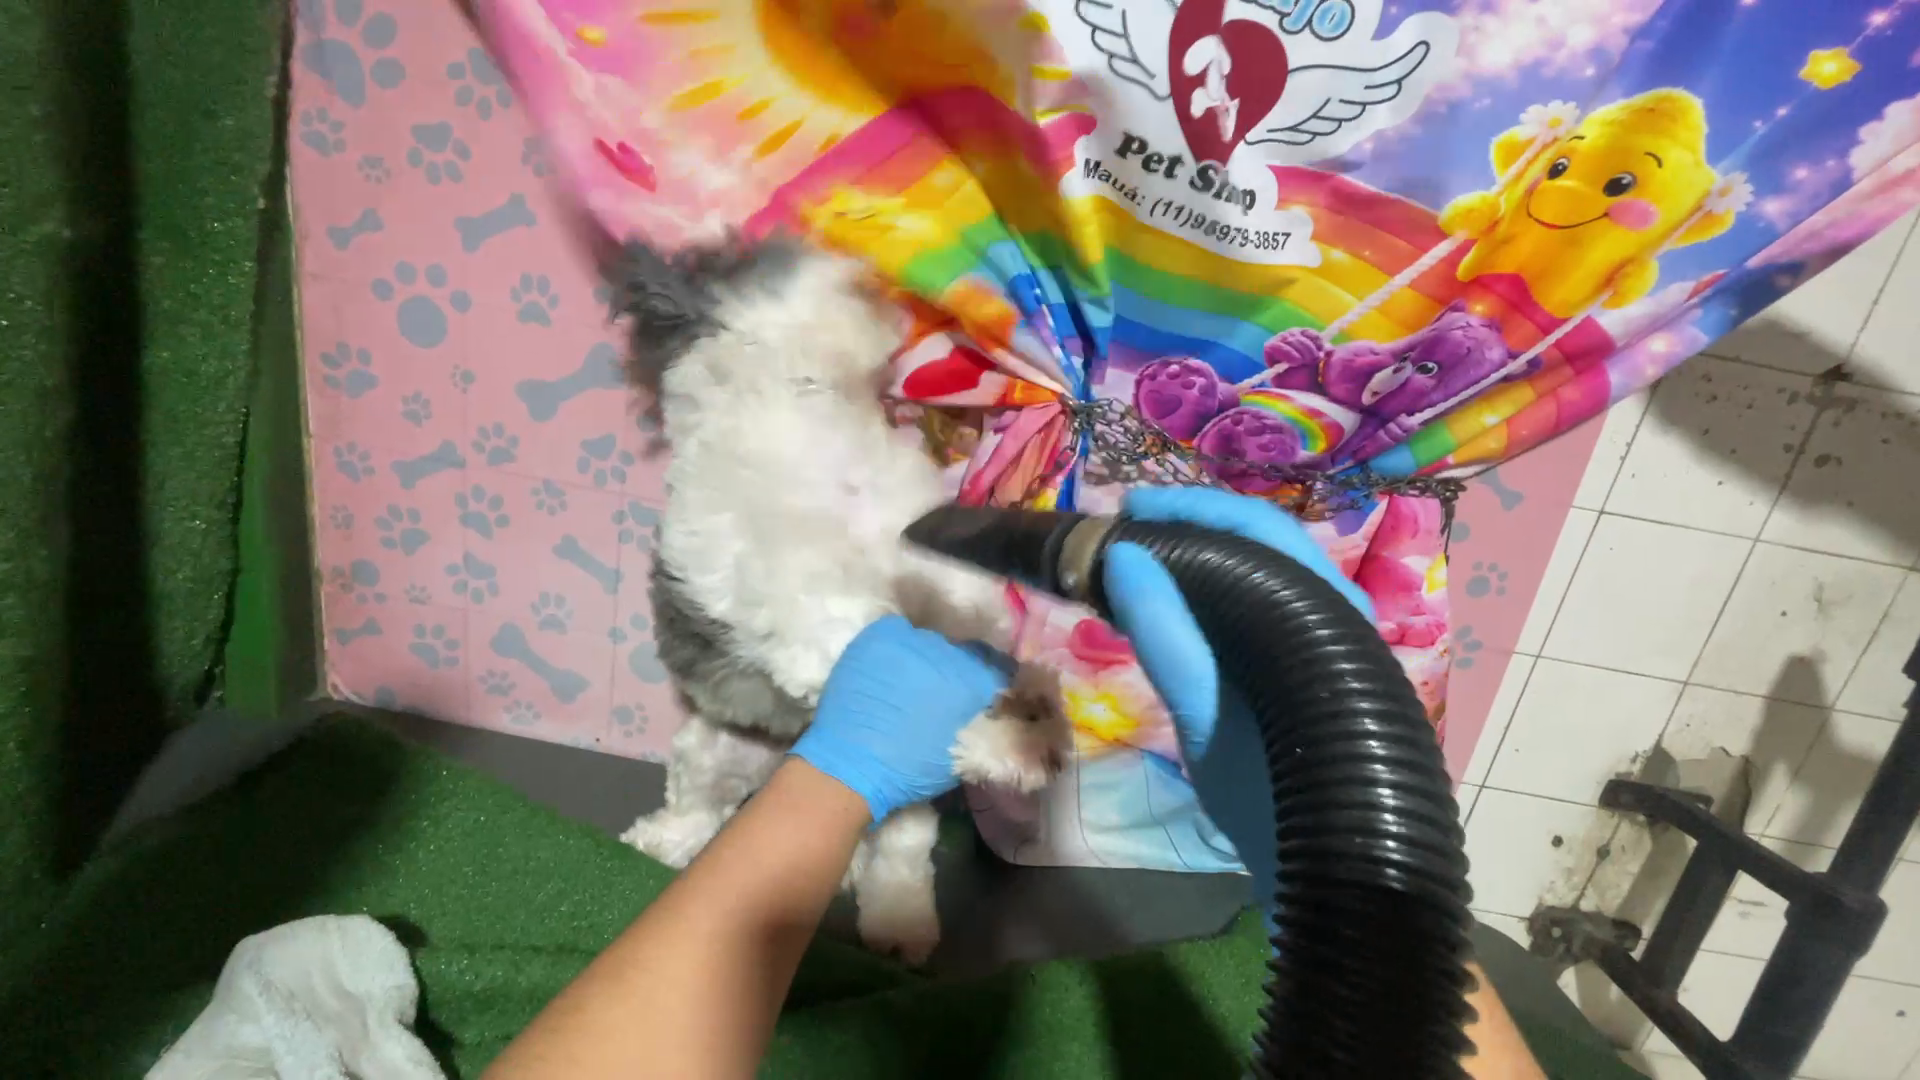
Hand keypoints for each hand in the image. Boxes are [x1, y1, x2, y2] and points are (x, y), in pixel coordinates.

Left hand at [791, 615, 1010, 821]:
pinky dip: (897, 645)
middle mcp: (949, 650)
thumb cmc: (911, 769)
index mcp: (974, 680)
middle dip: (954, 669)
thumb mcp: (963, 751)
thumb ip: (979, 718)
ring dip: (924, 657)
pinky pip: (897, 632)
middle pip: (959, 651)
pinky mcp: (880, 635)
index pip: (996, 665)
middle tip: (939, 690)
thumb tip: (982, 705)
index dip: (989, 677)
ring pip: (927, 641)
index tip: (979, 691)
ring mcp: (912, 638)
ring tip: (909, 678)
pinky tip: (888, 665)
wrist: (852, 765)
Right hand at [1101, 487, 1373, 895]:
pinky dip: (1214, 591)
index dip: (1192, 510)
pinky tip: (1176, 598)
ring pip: (1263, 571)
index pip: (1259, 532)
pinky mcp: (1308, 665)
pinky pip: (1262, 605)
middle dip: (1193, 526)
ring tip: (1140, 555)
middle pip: (1264, 542)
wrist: (1327, 876)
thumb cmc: (1270, 801)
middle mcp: (1335, 612)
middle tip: (1125, 525)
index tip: (1126, 509)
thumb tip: (1123, 558)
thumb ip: (1168, 638)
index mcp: (1322, 617)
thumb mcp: (1206, 720)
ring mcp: (1326, 638)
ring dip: (1202, 556)